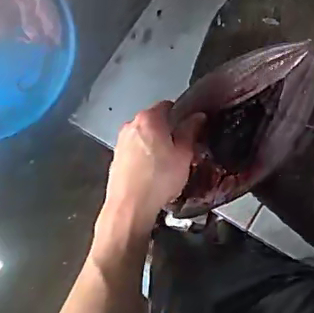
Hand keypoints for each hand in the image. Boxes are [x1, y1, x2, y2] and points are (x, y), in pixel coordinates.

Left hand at [102, 101, 202, 232]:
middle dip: (169, 132)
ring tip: (170, 165)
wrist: (130, 207)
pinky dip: (145, 157)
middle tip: (183, 149)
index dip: (182, 115)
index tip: (191, 127)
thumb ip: (191, 131)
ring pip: (144, 137)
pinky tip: (155, 174)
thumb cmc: (157, 181)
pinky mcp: (117, 158)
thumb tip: (196, 119)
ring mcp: (122, 142)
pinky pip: (135, 151)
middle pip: (155, 121)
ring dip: (156, 145)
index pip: (168, 105)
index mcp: (149, 119)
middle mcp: (131, 126)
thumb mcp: (184, 155)